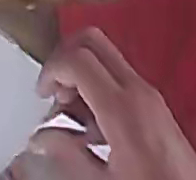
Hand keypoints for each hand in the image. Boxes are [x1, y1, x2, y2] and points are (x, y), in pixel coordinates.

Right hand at [12, 29, 195, 179]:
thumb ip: (69, 156)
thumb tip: (39, 137)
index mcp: (122, 107)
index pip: (78, 58)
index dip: (51, 68)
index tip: (41, 94)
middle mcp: (138, 88)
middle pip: (92, 40)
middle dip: (64, 56)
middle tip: (52, 91)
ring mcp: (149, 92)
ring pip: (105, 54)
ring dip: (80, 70)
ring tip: (70, 115)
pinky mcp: (155, 103)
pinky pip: (118, 75)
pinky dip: (96, 83)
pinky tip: (92, 125)